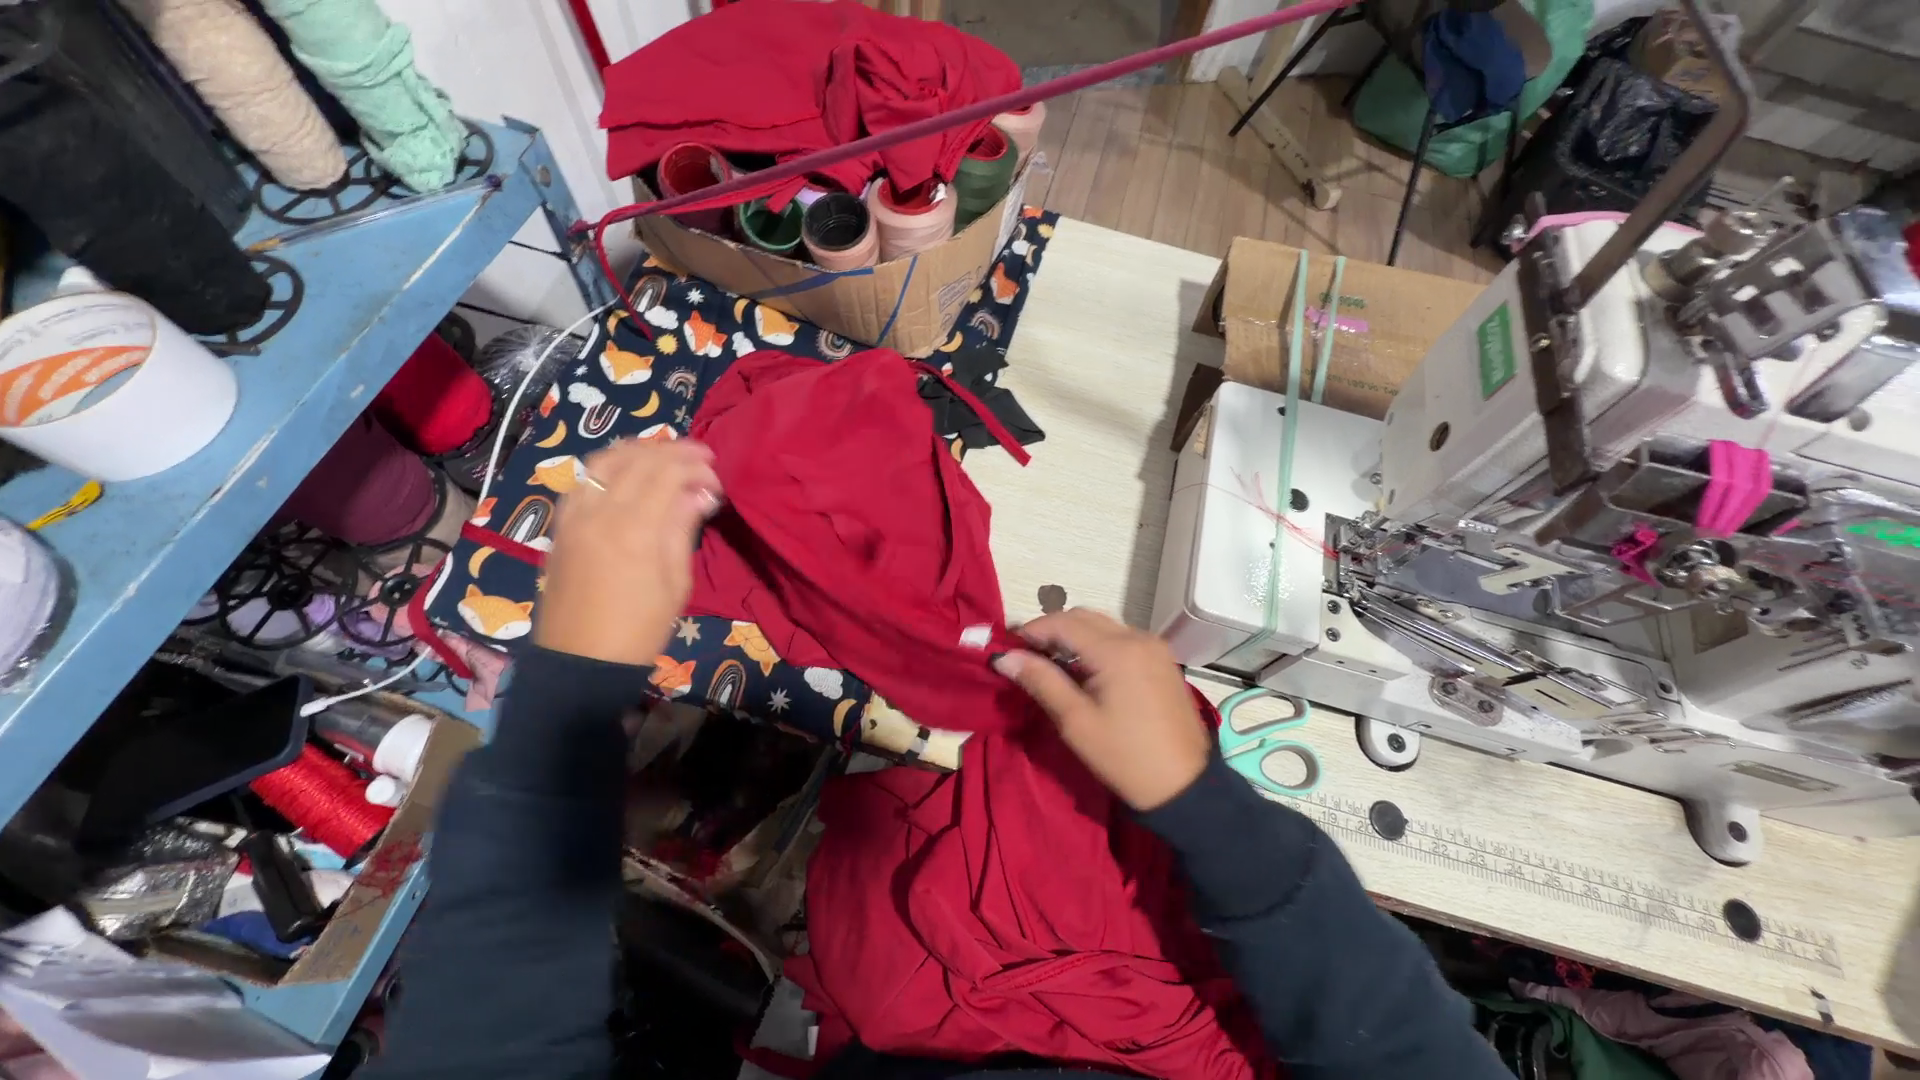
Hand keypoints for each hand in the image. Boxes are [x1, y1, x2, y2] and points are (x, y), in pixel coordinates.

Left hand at [534, 439, 721, 667]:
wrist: (582, 662)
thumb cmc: (640, 629)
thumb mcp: (676, 584)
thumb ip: (682, 529)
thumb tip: (699, 493)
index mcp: (635, 530)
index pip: (667, 474)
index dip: (695, 466)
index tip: (716, 476)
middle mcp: (600, 513)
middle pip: (637, 460)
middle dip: (672, 452)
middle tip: (699, 458)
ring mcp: (574, 517)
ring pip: (603, 462)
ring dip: (637, 451)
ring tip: (663, 457)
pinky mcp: (560, 527)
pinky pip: (582, 481)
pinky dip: (607, 467)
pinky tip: (625, 475)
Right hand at [992, 609, 1209, 810]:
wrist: (1184, 786)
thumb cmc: (1124, 757)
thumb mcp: (1076, 722)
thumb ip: (1041, 681)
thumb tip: (1005, 658)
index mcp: (1117, 650)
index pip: (1064, 622)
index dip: (1032, 630)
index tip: (1008, 647)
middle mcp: (1138, 637)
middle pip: (1084, 617)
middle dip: (1052, 629)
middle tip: (1026, 655)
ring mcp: (1154, 647)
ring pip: (1104, 625)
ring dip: (1075, 635)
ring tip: (1052, 663)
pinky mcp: (1163, 660)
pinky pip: (1122, 638)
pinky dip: (1097, 644)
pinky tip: (1084, 670)